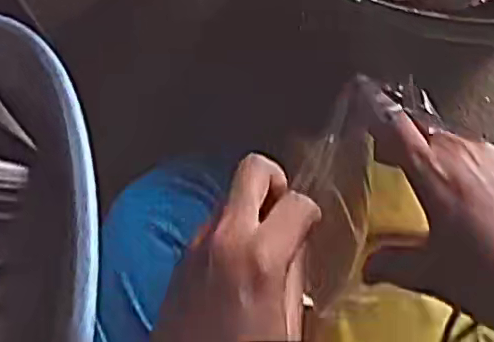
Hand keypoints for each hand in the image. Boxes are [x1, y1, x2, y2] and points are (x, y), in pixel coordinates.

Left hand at [152, 154, 321, 341]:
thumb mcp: (287, 331)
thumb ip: (294, 278)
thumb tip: (297, 245)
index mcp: (259, 257)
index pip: (296, 202)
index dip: (311, 212)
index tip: (312, 225)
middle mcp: (225, 236)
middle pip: (253, 168)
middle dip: (275, 181)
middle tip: (284, 212)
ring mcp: (198, 241)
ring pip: (230, 194)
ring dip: (249, 208)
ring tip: (261, 247)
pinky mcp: (181, 255)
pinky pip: (212, 222)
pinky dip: (229, 230)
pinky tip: (237, 266)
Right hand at [359, 80, 493, 341]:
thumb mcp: (437, 275)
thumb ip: (395, 263)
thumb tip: (369, 264)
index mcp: (434, 171)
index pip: (392, 121)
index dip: (371, 107)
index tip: (357, 99)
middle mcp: (459, 152)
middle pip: (415, 124)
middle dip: (395, 131)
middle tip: (381, 149)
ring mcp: (486, 155)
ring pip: (442, 134)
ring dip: (424, 144)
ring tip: (416, 171)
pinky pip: (467, 147)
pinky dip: (451, 156)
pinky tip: (454, 186)